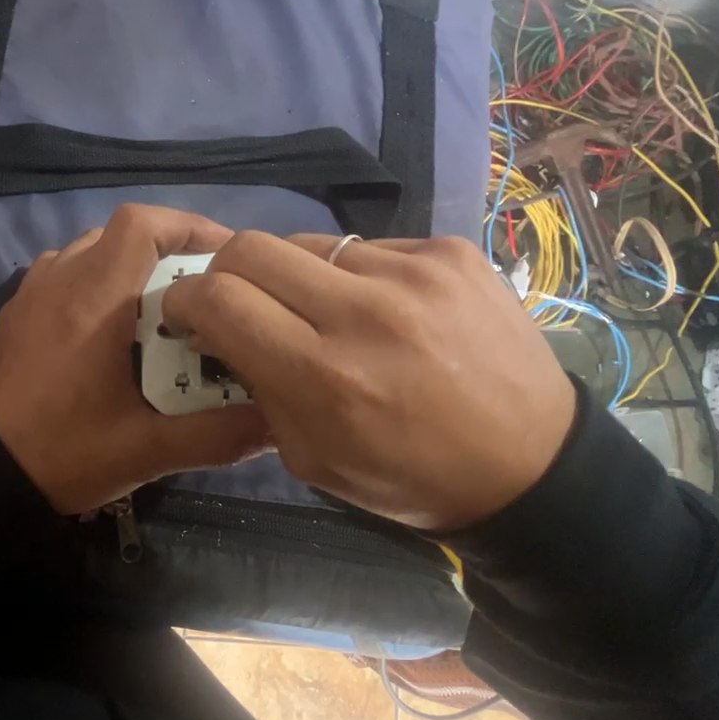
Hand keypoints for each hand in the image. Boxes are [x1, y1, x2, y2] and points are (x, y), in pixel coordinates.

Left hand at [0, 205, 272, 515]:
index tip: (224, 257)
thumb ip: (217, 433)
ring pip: (89, 251)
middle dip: (166, 250)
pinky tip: (112, 328)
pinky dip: (95, 282)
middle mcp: (58, 281)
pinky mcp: (15, 314)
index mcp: (92, 300)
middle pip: (118, 233)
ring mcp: (30, 294)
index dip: (187, 225)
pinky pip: (63, 274)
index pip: (140, 224)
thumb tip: (278, 418)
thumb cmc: (65, 453)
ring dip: (128, 266)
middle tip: (204, 291)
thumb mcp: (148, 451)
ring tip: (162, 307)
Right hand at [160, 233, 575, 530]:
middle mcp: (364, 311)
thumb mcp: (306, 456)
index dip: (184, 299)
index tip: (186, 314)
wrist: (534, 469)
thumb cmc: (405, 477)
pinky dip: (351, 274)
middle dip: (223, 272)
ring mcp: (414, 272)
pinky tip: (378, 308)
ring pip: (306, 242)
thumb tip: (223, 330)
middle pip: (249, 248)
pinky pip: (365, 246)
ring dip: (292, 275)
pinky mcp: (452, 253)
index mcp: (322, 375)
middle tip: (236, 301)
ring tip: (318, 309)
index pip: (217, 298)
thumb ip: (256, 386)